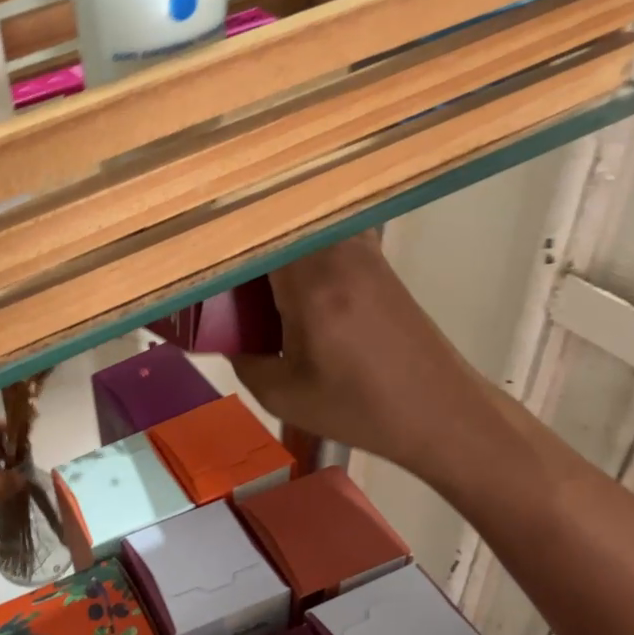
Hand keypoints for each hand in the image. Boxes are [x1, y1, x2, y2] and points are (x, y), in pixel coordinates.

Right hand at [231, 233, 511, 483]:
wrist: (441, 413)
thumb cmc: (360, 410)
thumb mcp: (282, 395)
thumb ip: (241, 358)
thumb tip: (220, 334)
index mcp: (311, 285)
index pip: (252, 237)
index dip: (217, 240)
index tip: (191, 257)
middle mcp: (337, 253)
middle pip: (275, 221)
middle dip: (240, 236)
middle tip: (214, 262)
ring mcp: (362, 251)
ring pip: (302, 220)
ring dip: (271, 235)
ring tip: (247, 265)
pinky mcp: (376, 259)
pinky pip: (325, 232)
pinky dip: (301, 240)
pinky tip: (287, 269)